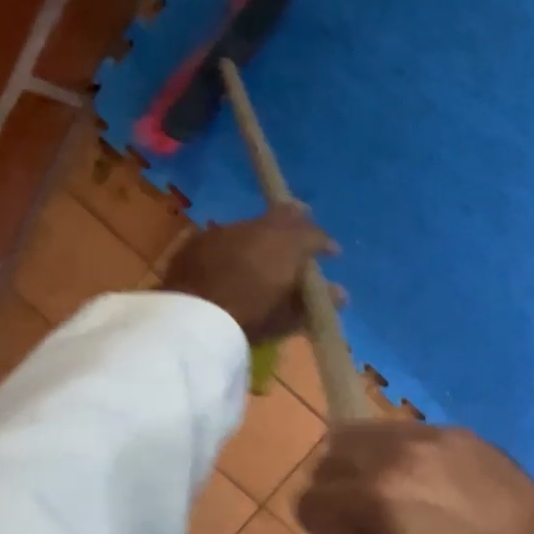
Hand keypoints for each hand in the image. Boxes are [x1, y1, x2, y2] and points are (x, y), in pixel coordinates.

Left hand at [162, 207, 337, 342]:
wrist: (192, 318)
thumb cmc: (253, 317)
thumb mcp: (292, 316)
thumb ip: (317, 299)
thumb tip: (341, 293)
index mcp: (287, 244)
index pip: (314, 234)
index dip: (325, 243)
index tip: (333, 253)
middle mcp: (258, 228)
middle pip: (283, 215)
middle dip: (298, 221)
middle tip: (306, 225)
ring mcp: (225, 231)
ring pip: (254, 225)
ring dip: (266, 234)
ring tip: (270, 250)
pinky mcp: (198, 241)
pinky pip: (227, 237)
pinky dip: (239, 245)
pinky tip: (237, 260)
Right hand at [296, 422, 533, 533]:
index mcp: (376, 494)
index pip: (308, 504)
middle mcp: (397, 451)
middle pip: (326, 462)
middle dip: (341, 499)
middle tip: (383, 531)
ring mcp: (431, 434)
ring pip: (359, 437)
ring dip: (362, 471)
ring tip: (400, 506)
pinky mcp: (459, 432)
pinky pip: (402, 433)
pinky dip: (399, 457)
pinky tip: (431, 490)